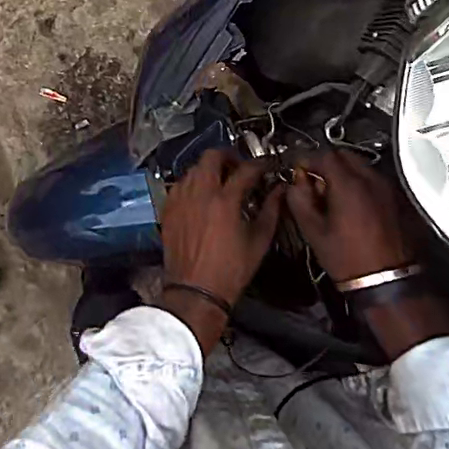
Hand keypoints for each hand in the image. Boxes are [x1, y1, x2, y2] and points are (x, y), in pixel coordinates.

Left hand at [157, 150, 283, 352]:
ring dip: (210, 170)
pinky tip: (201, 196)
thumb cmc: (230, 271)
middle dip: (229, 157)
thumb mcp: (258, 241)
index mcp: (225, 201)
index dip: (260, 164)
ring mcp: (180, 200)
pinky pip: (179, 184)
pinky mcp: (168, 210)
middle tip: (239, 168)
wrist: (195, 292)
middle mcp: (200, 194)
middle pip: (212, 156)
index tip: (267, 166)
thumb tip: (279, 191)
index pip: (246, 169)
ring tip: (221, 182)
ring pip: (194, 168)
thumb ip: (271, 210)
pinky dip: (193, 184)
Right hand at [288, 150, 448, 358]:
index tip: (300, 171)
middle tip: (313, 182)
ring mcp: (386, 188)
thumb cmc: (351, 261)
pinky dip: (358, 183)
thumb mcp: (314, 231)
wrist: (386, 281)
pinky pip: (372, 179)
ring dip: (343, 173)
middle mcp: (371, 180)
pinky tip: (349, 204)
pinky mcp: (394, 198)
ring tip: (331, 195)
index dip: (307, 160)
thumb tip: (297, 184)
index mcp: (348, 185)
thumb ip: (300, 200)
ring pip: (360, 165)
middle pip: (343, 155)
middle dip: (325, 164)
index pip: (324, 155)